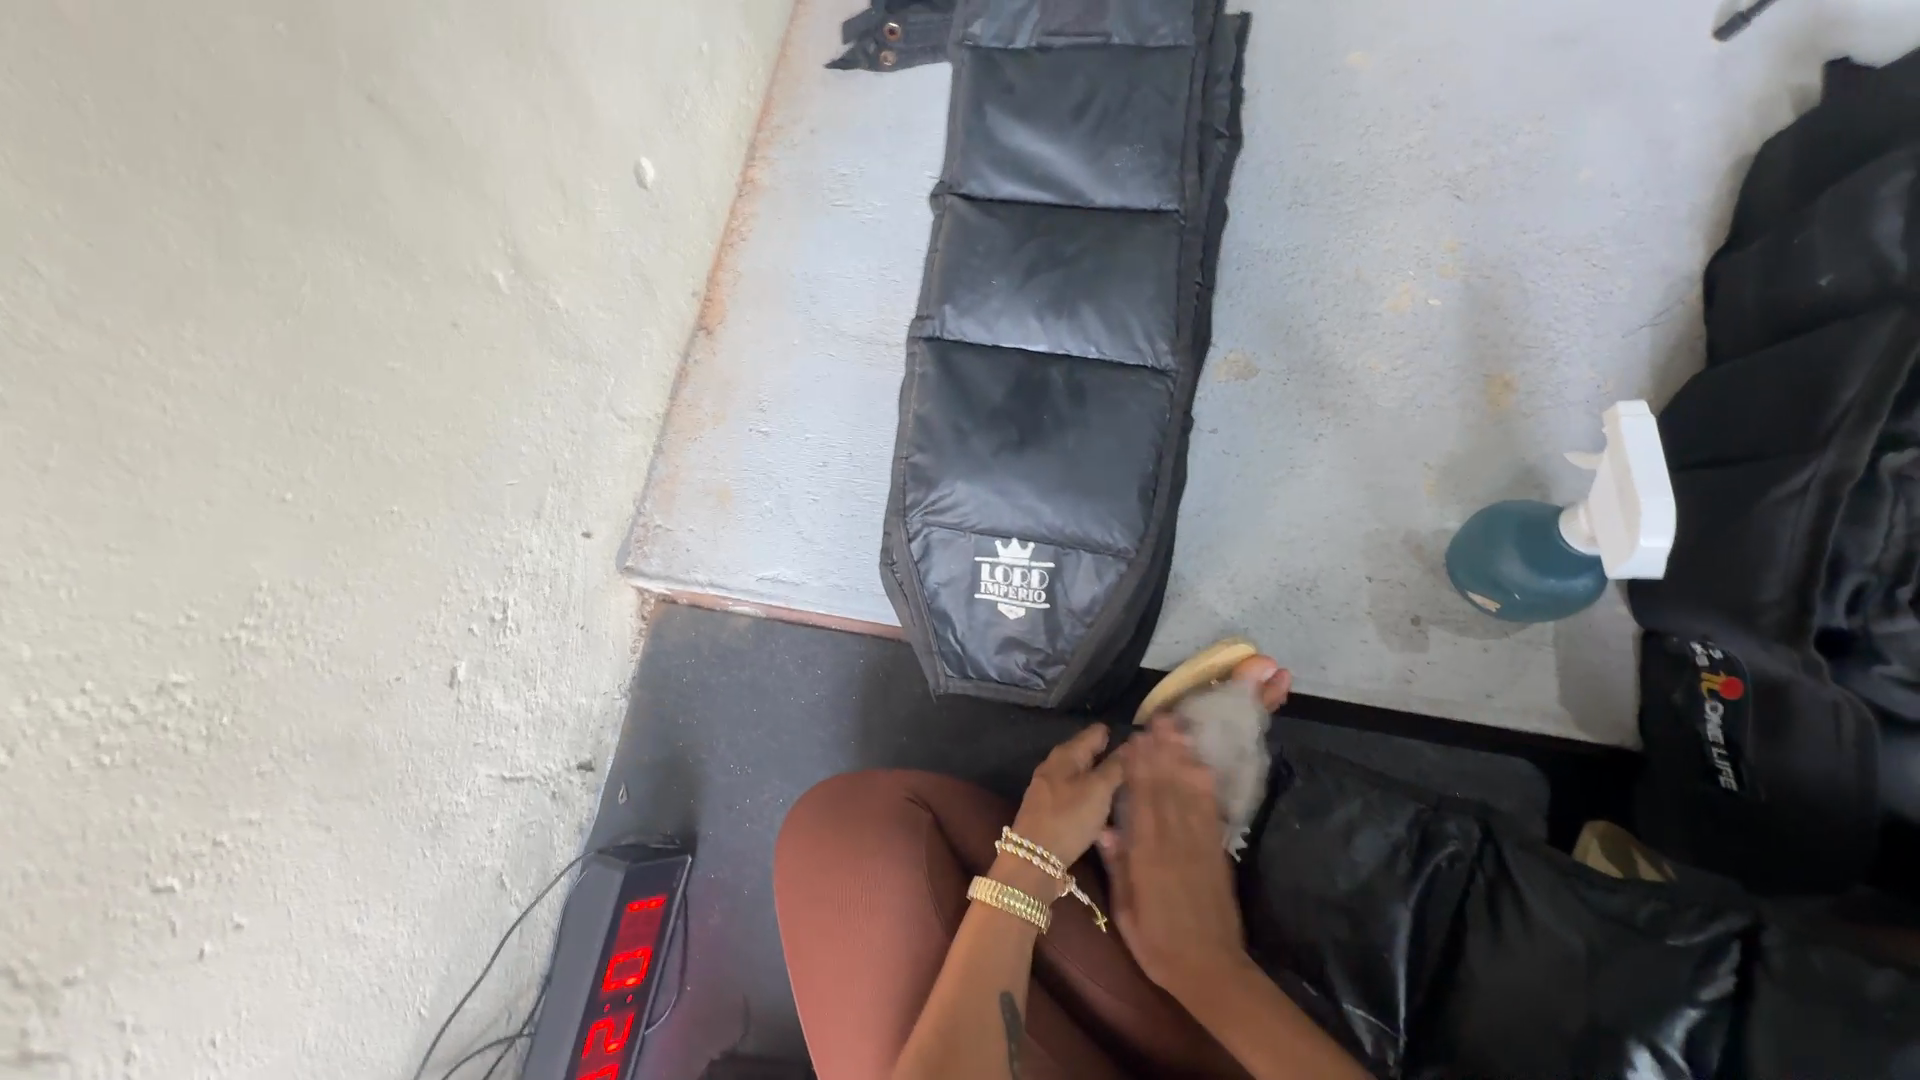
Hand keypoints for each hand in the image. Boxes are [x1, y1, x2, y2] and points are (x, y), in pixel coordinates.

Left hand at [1008, 724, 1126, 867]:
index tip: (1141, 742)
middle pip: (1088, 754)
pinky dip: (1092, 798)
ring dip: (1102, 780)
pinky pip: (1077, 796)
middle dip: (1110, 757)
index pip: (1095, 733)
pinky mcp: (1050, 809)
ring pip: (1083, 776)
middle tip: (1139, 766)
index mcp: (1066, 753)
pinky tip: (1105, 809)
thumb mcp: (1098, 790)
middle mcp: (1055, 765)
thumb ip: (1115, 766)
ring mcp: (1050, 788)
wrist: (1033, 858)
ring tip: (1128, 787)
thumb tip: (1131, 743)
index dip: (1117, 735)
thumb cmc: (1068, 817)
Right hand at [1100, 712, 1253, 1001]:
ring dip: (1184, 759)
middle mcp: (1176, 842)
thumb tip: (1105, 830)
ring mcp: (1201, 845)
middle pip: (1168, 788)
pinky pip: (1209, 811)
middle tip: (1156, 720)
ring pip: (1191, 793)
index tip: (1132, 741)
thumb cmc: (1158, 944)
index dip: (1138, 768)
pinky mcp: (1218, 853)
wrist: (1211, 970)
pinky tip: (1199, 766)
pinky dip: (1204, 785)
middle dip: (1161, 752)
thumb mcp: (1127, 911)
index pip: (1142, 801)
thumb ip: (1119, 868)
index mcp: (1149, 856)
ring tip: (1178, 730)